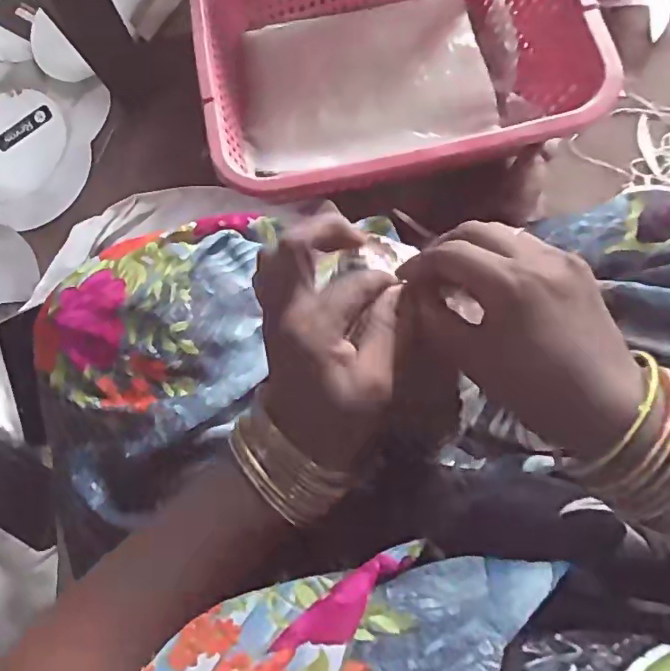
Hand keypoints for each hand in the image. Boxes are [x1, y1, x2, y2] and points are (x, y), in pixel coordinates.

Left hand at [253, 213, 403, 470]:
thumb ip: (390, 329)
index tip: (401, 288)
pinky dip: (291, 254)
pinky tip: (315, 259)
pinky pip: (270, 268)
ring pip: (274, 250)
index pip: (353, 282)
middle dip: (329, 228)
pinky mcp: (268, 313)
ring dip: (305, 236)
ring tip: (338, 242)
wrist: (293, 442)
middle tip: (360, 237)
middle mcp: (284, 309)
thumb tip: (399, 289)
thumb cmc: (339, 419)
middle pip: (291, 244)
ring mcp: (270, 309)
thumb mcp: (377, 382)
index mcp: (314, 326)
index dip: (382, 279)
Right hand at [396, 221, 645, 458]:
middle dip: (442, 247)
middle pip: (473, 229)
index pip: (448, 252)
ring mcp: (561, 258)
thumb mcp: (470, 357)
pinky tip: (492, 280)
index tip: (404, 282)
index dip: (418, 264)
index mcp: (508, 282)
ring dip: (471, 247)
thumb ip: (435, 316)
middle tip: (427, 273)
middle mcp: (536, 257)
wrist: (608, 406)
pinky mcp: (576, 266)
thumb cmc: (532, 389)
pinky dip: (499, 254)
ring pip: (502, 232)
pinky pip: (526, 245)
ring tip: (456, 274)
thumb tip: (417, 293)